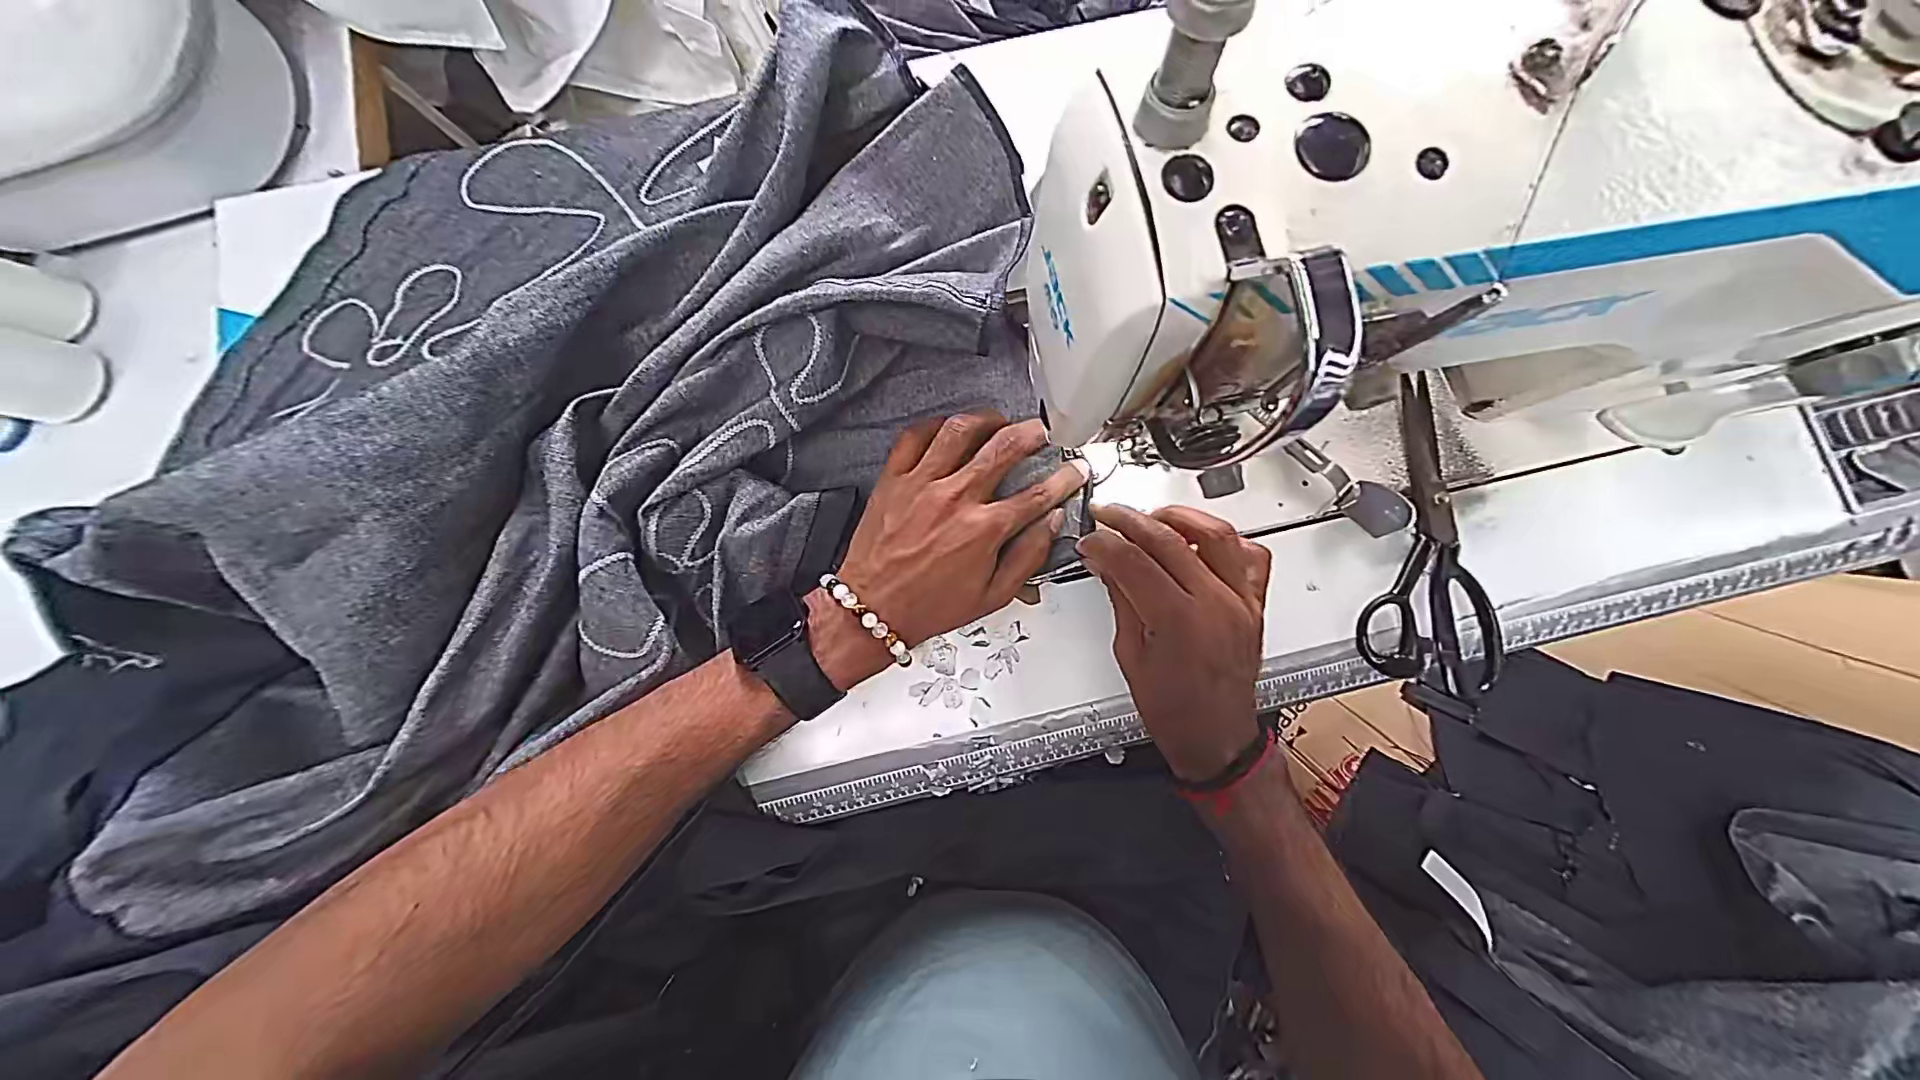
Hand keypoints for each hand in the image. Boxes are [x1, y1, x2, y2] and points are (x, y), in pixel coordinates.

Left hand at [809, 412, 1088, 689]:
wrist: (874, 609)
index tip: (1072, 471)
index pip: (1037, 493)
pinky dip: (935, 425)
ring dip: (986, 420)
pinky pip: (915, 437)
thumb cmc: (927, 606)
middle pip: (1004, 447)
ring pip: (960, 430)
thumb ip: (1029, 556)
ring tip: (998, 422)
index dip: (1064, 478)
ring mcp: (922, 485)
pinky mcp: (894, 480)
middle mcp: (954, 500)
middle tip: (1038, 434)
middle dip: (1031, 434)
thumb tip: (1051, 525)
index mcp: (983, 530)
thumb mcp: (993, 596)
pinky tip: (948, 428)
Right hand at [1075, 504, 1272, 783]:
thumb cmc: (1176, 711)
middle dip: (1130, 521)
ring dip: (1178, 517)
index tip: (1091, 539)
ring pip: (1215, 533)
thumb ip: (1121, 599)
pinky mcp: (1255, 604)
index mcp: (1178, 621)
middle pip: (1169, 538)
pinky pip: (1250, 554)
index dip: (1105, 543)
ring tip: (1151, 517)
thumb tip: (1105, 562)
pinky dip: (1224, 539)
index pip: (1133, 561)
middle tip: (1108, 516)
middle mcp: (1215, 605)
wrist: (1216, 737)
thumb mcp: (1130, 654)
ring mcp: (1241, 602)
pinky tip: (1200, 539)